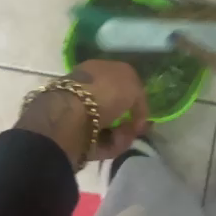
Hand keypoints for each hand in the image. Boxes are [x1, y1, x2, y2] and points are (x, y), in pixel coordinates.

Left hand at [15, 61, 150, 167]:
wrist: (71, 117)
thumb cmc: (104, 92)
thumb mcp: (132, 84)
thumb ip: (139, 97)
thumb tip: (137, 116)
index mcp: (95, 70)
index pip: (118, 82)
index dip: (134, 96)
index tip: (143, 110)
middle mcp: (85, 91)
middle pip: (114, 108)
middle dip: (129, 120)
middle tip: (138, 127)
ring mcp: (79, 116)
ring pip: (110, 127)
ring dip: (123, 134)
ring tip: (125, 135)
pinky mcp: (77, 138)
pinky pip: (102, 143)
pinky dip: (112, 144)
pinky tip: (115, 142)